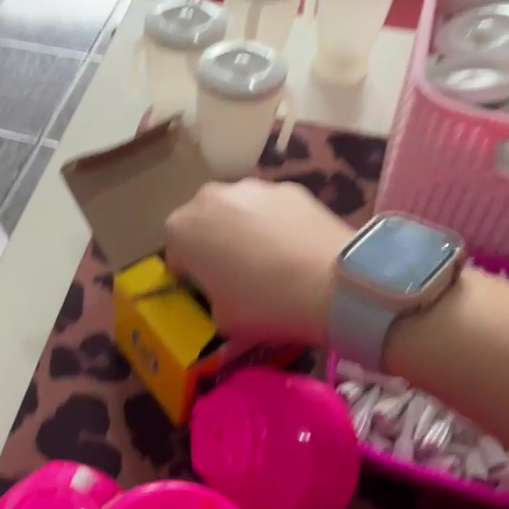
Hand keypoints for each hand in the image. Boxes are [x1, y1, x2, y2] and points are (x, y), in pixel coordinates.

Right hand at [164, 179, 352, 345]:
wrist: (332, 282)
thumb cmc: (264, 304)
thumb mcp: (223, 321)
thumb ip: (213, 302)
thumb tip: (226, 297)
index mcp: (180, 229)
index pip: (177, 254)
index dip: (192, 274)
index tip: (212, 291)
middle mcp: (208, 197)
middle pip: (204, 223)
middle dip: (215, 243)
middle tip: (241, 273)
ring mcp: (250, 187)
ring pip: (238, 210)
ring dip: (245, 229)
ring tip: (274, 260)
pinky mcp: (288, 186)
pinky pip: (273, 208)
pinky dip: (278, 223)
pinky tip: (298, 249)